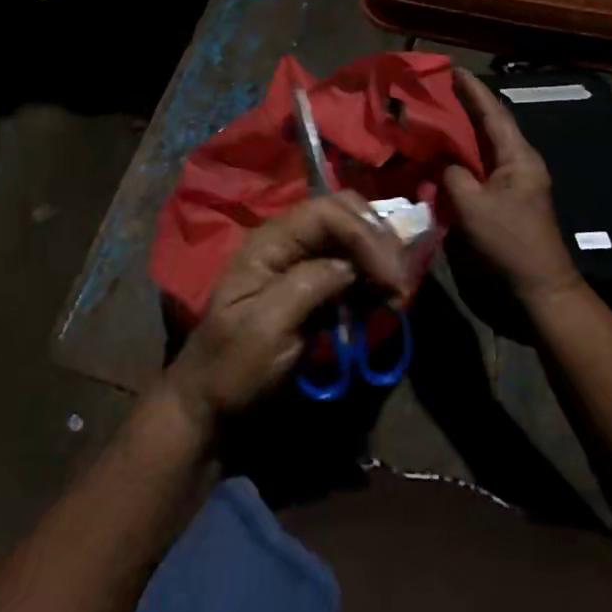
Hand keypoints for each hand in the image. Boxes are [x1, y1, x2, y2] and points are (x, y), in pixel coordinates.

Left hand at [161, 195, 406, 422]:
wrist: (212, 397)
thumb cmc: (232, 364)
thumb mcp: (264, 328)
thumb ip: (305, 287)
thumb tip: (348, 265)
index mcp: (268, 243)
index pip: (325, 213)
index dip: (363, 236)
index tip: (390, 277)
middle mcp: (286, 241)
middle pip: (342, 213)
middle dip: (376, 239)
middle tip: (399, 280)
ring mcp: (300, 260)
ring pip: (351, 235)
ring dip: (379, 257)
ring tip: (395, 294)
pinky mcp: (312, 283)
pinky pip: (350, 265)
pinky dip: (372, 277)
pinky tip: (384, 300)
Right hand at [443, 69, 581, 301]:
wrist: (539, 284)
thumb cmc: (509, 240)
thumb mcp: (473, 205)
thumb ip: (452, 174)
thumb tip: (440, 159)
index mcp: (519, 156)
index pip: (493, 113)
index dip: (473, 90)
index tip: (453, 68)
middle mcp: (520, 162)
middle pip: (490, 125)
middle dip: (464, 106)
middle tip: (436, 89)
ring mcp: (515, 180)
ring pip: (484, 146)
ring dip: (462, 130)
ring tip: (434, 114)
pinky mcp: (506, 197)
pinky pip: (481, 166)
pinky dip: (462, 154)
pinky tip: (443, 152)